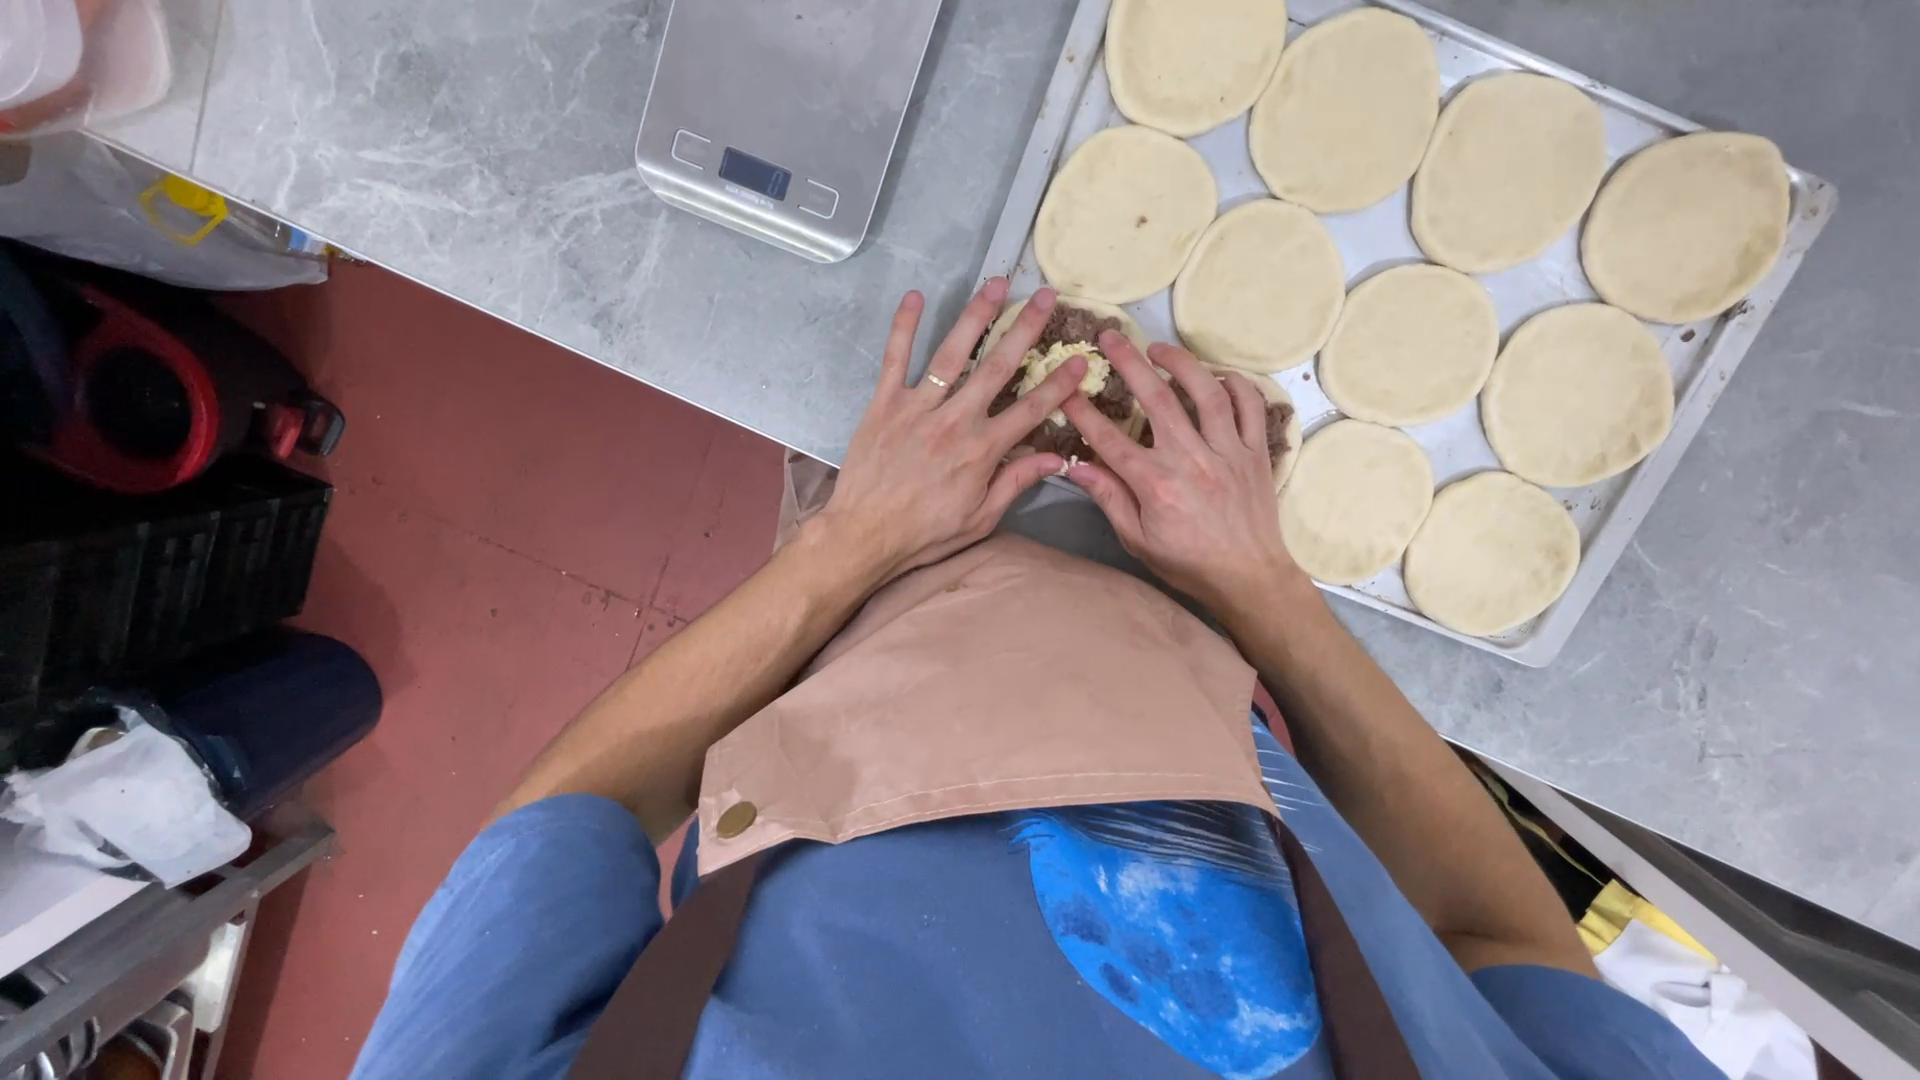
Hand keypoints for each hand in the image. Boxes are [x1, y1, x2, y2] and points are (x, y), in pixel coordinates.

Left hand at [818, 278, 1085, 581]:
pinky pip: (895, 358)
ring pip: (952, 353)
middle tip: (1047, 296)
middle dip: (1027, 329)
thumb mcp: (980, 518)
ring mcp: (918, 407)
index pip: (1030, 409)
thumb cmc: (925, 533)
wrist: (865, 534)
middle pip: (998, 367)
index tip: (1080, 358)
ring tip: (996, 284)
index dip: (1059, 383)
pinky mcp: (885, 403)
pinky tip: (915, 296)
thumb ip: (1016, 482)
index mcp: (982, 450)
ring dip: (976, 316)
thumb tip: (1056, 458)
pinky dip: (904, 326)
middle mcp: (955, 420)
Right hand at [1060, 334, 1307, 616]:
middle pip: (1157, 399)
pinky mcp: (1255, 452)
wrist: (1248, 577)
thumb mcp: (1136, 540)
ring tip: (1159, 348)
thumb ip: (1108, 498)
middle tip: (1111, 336)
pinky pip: (1250, 407)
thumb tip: (1075, 467)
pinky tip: (1216, 376)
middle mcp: (1190, 459)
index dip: (1084, 413)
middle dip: (1129, 363)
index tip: (1067, 390)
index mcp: (1155, 484)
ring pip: (1206, 392)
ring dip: (1181, 363)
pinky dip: (1235, 385)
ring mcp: (1227, 452)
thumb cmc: (1187, 563)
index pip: (1109, 439)